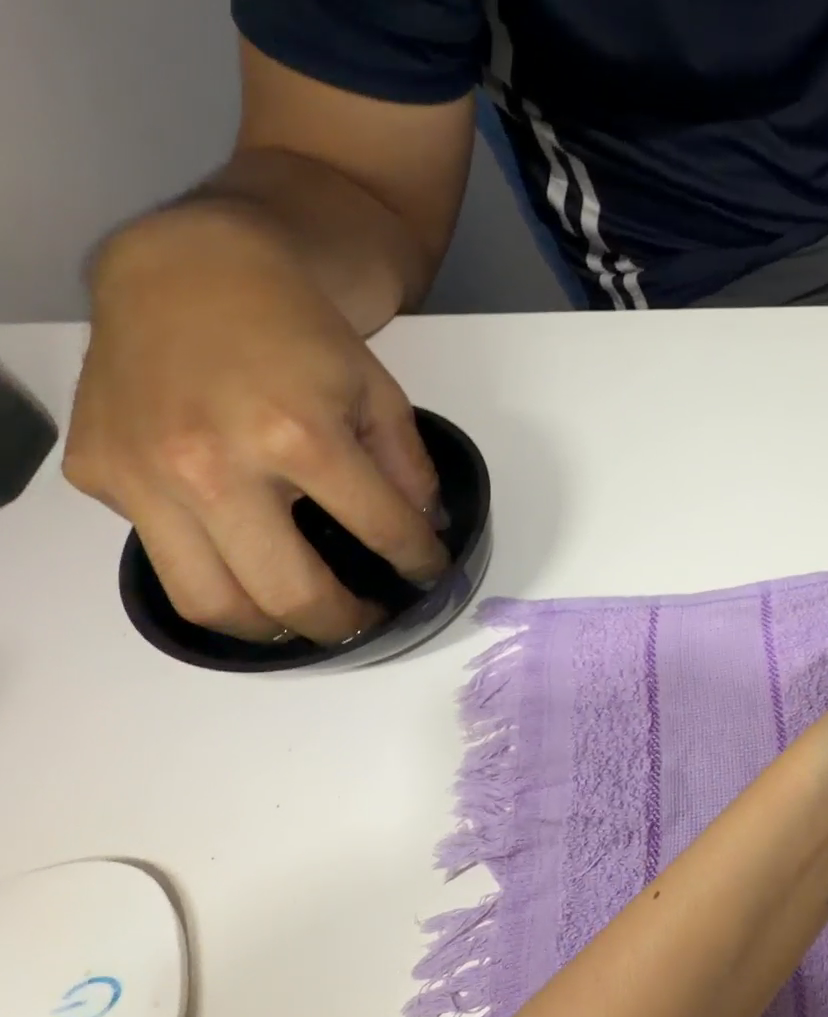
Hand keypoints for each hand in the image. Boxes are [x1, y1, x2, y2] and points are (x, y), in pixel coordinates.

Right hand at [64, 210, 447, 643]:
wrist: (190, 276)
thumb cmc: (301, 335)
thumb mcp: (381, 395)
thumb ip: (408, 469)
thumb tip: (423, 530)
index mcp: (299, 437)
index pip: (381, 530)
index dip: (419, 561)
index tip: (430, 574)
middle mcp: (212, 467)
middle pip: (286, 593)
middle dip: (342, 622)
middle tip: (366, 623)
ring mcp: (143, 477)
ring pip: (208, 601)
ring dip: (268, 629)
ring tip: (305, 622)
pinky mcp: (97, 476)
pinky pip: (160, 552)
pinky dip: (211, 572)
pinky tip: (247, 562)